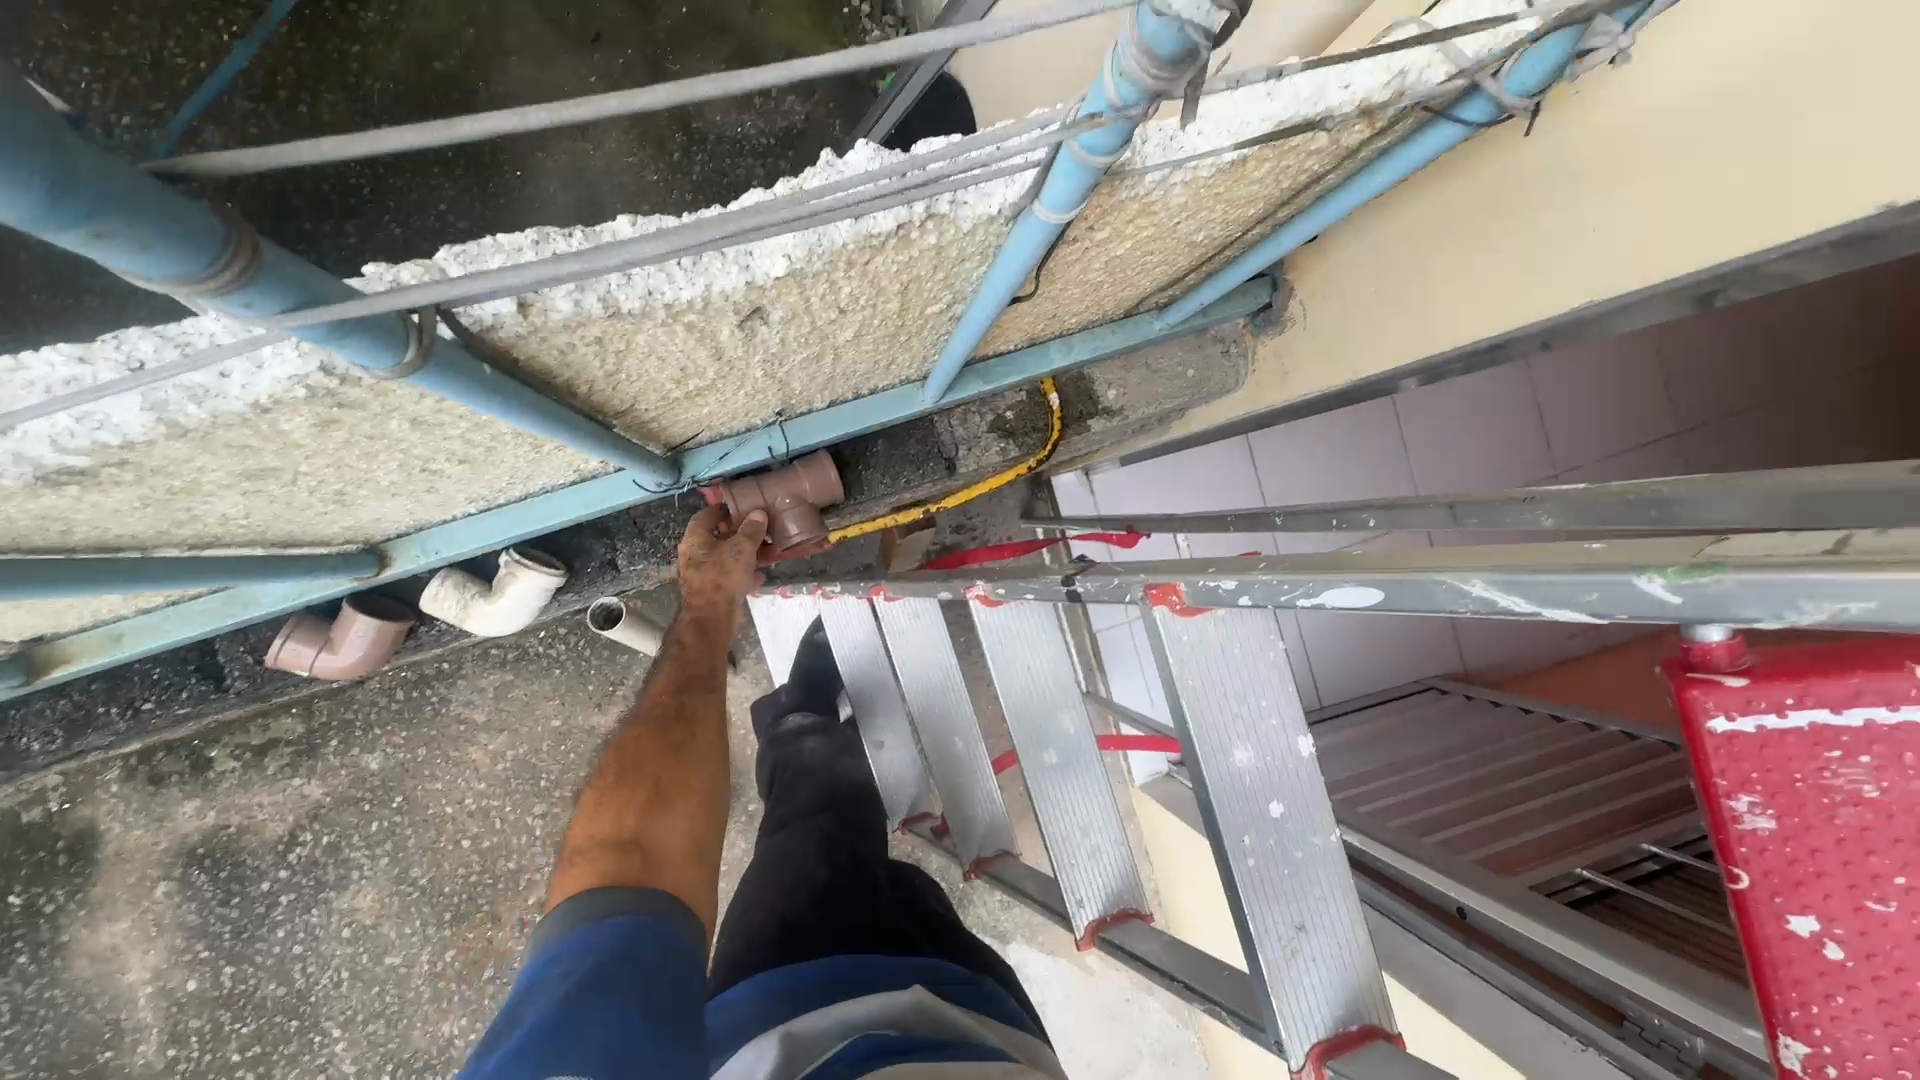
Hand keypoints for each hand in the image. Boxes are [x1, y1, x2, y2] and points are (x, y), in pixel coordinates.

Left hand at [677, 504, 767, 624]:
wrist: (712, 616)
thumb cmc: (722, 575)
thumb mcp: (742, 548)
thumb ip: (751, 530)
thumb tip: (759, 513)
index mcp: (696, 539)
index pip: (704, 516)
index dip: (720, 509)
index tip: (736, 507)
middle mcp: (695, 555)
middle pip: (716, 538)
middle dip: (737, 534)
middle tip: (756, 529)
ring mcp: (702, 575)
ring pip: (725, 558)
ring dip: (743, 555)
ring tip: (764, 551)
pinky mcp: (711, 591)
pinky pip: (729, 577)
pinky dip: (743, 574)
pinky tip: (760, 575)